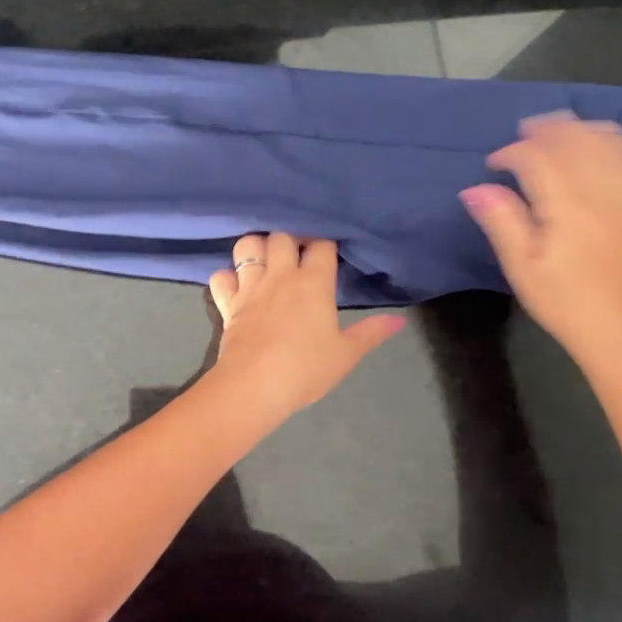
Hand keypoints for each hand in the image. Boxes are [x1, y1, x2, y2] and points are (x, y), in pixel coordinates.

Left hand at [206, 233, 405, 415]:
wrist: (254, 386)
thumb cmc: (306, 369)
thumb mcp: (346, 354)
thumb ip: (371, 333)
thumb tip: (400, 320)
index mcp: (313, 283)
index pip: (322, 245)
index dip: (327, 243)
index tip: (330, 250)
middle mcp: (280, 275)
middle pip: (283, 235)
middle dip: (291, 237)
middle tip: (299, 250)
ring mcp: (250, 287)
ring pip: (247, 246)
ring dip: (256, 246)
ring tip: (266, 258)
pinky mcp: (228, 303)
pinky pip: (221, 276)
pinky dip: (227, 276)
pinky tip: (236, 285)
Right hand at [460, 113, 621, 365]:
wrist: (620, 334)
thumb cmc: (562, 301)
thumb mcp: (521, 266)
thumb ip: (501, 221)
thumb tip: (475, 188)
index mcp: (569, 205)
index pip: (538, 158)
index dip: (512, 153)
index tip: (493, 164)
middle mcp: (606, 193)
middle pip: (580, 141)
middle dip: (551, 129)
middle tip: (527, 131)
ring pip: (618, 147)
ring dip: (591, 132)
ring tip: (570, 133)